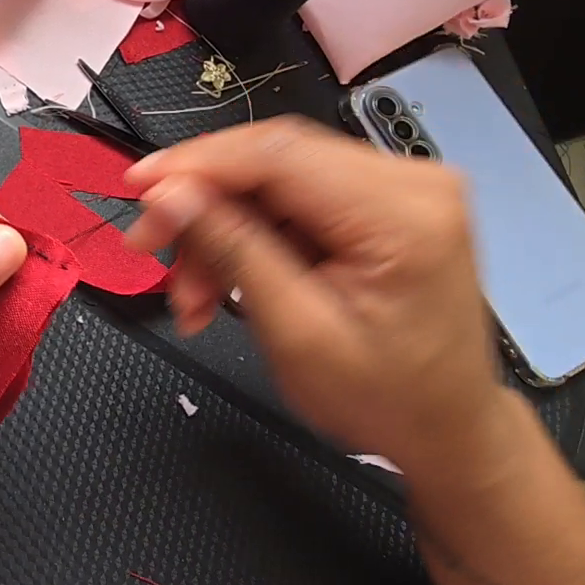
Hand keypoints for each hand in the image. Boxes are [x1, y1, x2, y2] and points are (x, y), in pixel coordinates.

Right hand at [123, 116, 506, 478]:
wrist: (446, 429)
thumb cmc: (384, 399)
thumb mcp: (296, 332)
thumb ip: (233, 250)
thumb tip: (167, 193)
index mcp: (404, 212)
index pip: (278, 155)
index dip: (197, 164)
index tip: (137, 186)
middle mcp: (408, 179)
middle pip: (270, 161)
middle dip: (199, 204)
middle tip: (148, 246)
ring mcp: (393, 186)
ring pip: (267, 181)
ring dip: (216, 229)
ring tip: (190, 294)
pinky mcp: (373, 200)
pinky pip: (284, 200)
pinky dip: (242, 235)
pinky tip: (220, 280)